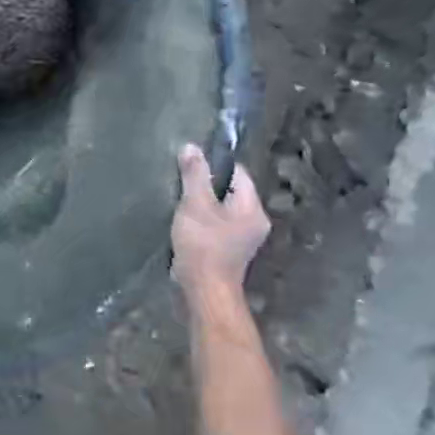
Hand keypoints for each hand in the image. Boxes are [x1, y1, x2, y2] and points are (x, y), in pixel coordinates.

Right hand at [171, 143, 270, 296]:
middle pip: (231, 189)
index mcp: (253, 210)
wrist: (204, 288)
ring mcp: (243, 236)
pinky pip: (217, 220)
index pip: (239, 174)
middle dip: (207, 181)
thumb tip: (191, 146)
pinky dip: (202, 214)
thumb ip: (194, 175)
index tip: (190, 160)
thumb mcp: (195, 204)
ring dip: (203, 199)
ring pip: (222, 205)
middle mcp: (254, 221)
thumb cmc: (203, 244)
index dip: (216, 163)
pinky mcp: (228, 246)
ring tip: (179, 195)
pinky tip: (185, 216)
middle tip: (181, 176)